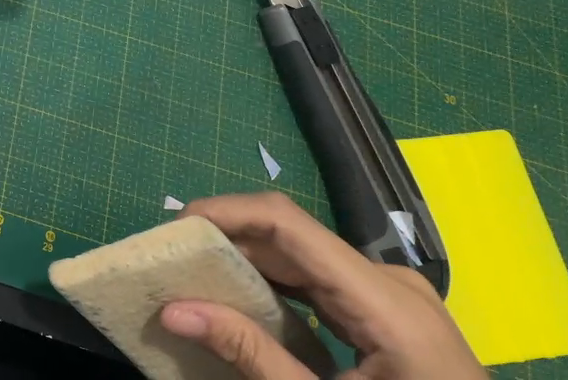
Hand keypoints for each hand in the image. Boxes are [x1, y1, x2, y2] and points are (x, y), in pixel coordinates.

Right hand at [160, 192, 483, 379]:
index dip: (225, 211)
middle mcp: (392, 283)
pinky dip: (274, 285)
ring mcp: (394, 296)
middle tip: (173, 260)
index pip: (288, 222)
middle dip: (226, 241)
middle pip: (290, 236)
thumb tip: (173, 310)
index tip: (173, 229)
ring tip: (195, 278)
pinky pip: (318, 281)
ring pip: (300, 255)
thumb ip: (252, 356)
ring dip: (245, 262)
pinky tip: (240, 301)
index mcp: (387, 302)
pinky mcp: (388, 313)